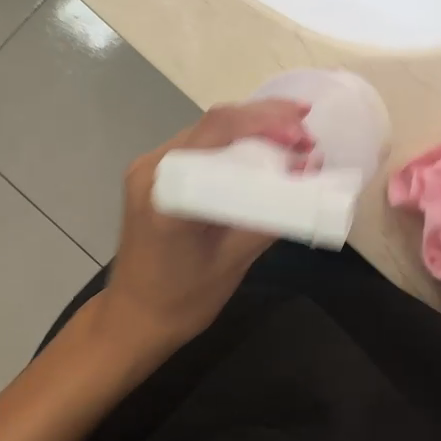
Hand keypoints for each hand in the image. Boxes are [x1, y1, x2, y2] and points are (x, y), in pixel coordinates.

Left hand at [101, 99, 314, 349]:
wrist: (132, 320)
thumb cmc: (183, 299)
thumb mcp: (236, 259)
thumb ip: (272, 212)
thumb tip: (309, 173)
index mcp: (167, 189)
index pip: (219, 129)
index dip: (266, 122)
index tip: (303, 136)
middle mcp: (152, 166)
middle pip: (216, 123)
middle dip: (267, 120)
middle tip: (307, 134)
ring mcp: (149, 166)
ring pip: (210, 129)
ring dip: (253, 129)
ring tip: (294, 138)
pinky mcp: (153, 172)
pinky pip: (201, 144)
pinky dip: (235, 142)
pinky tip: (262, 150)